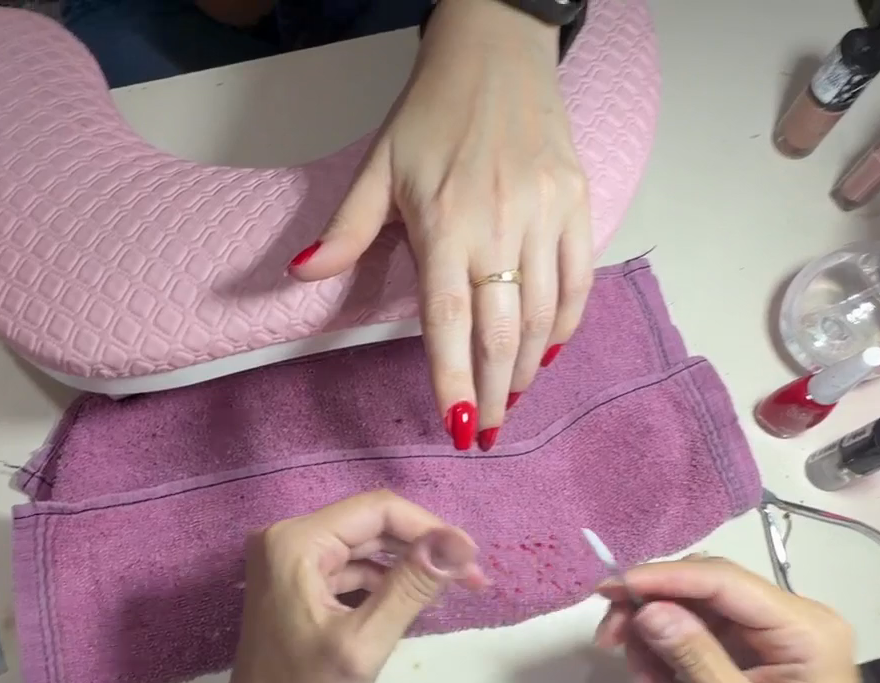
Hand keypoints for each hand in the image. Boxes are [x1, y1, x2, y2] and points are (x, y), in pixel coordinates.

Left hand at [213, 491, 487, 682]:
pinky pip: (352, 566)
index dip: (430, 528)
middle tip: (471, 579)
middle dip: (424, 548)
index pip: (377, 510)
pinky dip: (385, 580)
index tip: (470, 560)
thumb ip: (411, 587)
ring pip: (366, 545)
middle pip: (372, 525)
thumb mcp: (364, 643)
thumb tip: (459, 542)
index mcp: (295, 542)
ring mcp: (291, 559)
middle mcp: (288, 538)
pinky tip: (414, 599)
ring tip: (453, 589)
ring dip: (409, 564)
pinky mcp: (299, 579)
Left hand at [290, 0, 591, 451]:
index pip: (447, 321)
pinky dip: (564, 327)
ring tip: (510, 401)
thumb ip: (346, 230)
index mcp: (445, 223)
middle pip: (500, 332)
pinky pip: (578, 283)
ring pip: (543, 316)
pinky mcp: (578, 205)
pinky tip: (546, 355)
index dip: (452, 379)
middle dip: (492, 394)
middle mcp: (499, 226)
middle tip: (485, 434)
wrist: (497, 51)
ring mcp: (545, 216)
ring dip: (526, 369)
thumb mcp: (378, 166)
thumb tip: (301, 274)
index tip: (454, 426)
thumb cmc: (431, 116)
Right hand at [594, 557, 872, 682]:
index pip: (724, 582)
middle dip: (651, 609)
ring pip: (691, 611)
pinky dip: (667, 658)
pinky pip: (694, 637)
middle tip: (608, 641)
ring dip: (654, 639)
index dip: (663, 578)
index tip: (609, 589)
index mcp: (807, 629)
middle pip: (703, 589)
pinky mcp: (748, 653)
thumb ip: (697, 658)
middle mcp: (790, 620)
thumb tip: (647, 609)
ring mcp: (768, 636)